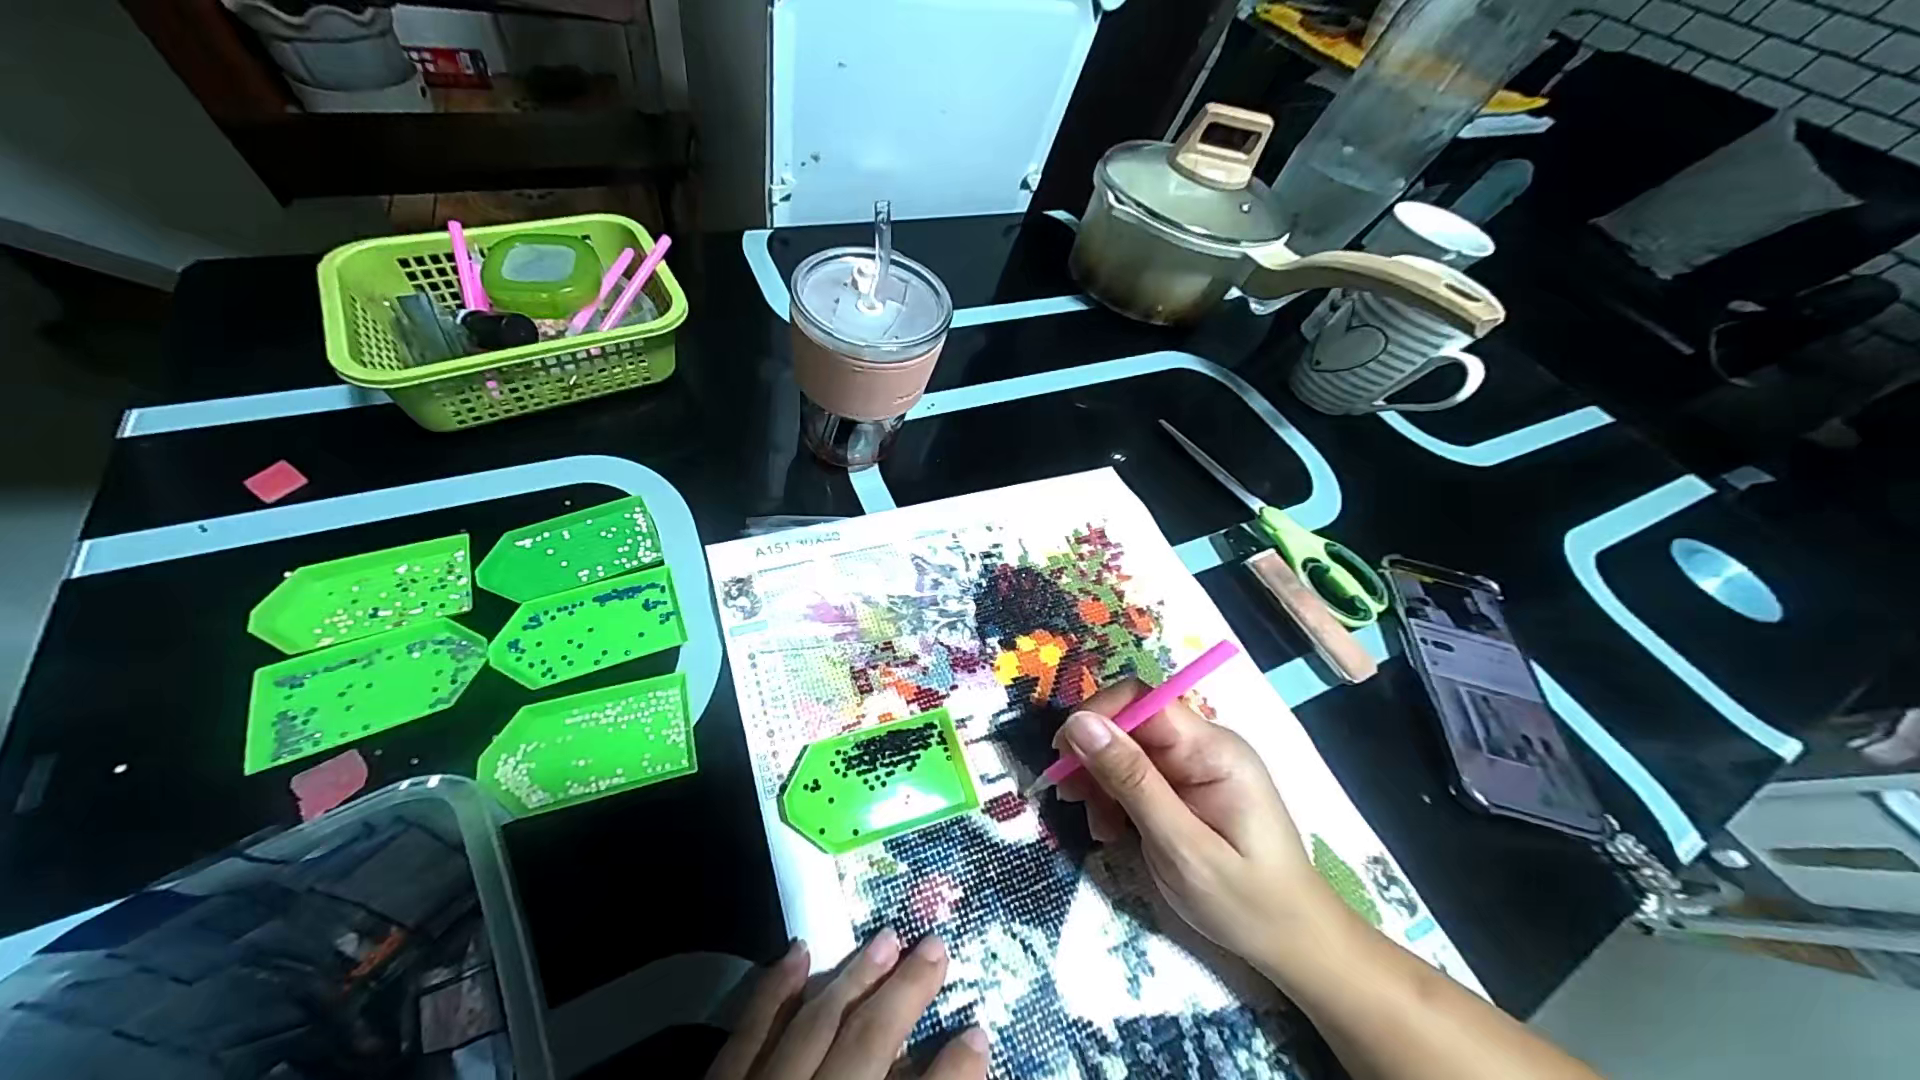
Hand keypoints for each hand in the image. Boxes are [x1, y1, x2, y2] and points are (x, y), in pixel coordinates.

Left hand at [706, 931, 987, 1079]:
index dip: (953, 1074)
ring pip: (813, 1027)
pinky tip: (798, 952)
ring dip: (852, 980)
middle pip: (866, 1048)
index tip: (977, 1033)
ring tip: (887, 938)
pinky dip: (773, 992)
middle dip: (905, 996)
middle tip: (936, 946)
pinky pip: (746, 1035)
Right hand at [1053, 679, 1340, 971]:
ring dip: (1100, 781)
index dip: (1096, 716)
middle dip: (1093, 755)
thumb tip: (1079, 722)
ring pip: (1127, 749)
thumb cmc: (1244, 900)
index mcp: (1211, 749)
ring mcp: (1195, 765)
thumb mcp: (1180, 845)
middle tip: (1072, 800)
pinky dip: (1114, 797)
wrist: (1292, 941)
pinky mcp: (1185, 786)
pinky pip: (1137, 774)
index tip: (1064, 758)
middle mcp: (1203, 744)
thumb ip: (1130, 780)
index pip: (1142, 700)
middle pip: (1130, 723)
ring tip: (1097, 826)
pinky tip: (1111, 829)